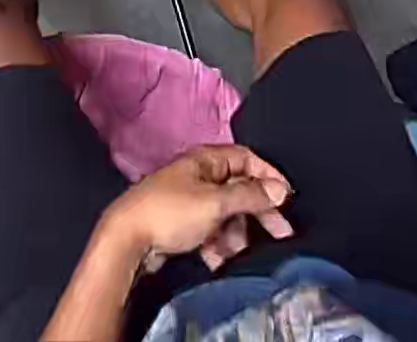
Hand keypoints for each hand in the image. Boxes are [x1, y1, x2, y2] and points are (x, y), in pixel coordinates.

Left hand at [99, 145, 294, 271]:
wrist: (129, 238)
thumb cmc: (172, 212)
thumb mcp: (215, 203)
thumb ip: (249, 195)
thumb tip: (279, 188)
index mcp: (206, 159)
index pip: (246, 158)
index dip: (268, 175)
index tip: (287, 197)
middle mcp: (200, 174)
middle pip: (239, 188)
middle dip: (257, 211)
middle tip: (280, 233)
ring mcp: (191, 198)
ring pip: (227, 213)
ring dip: (234, 233)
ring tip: (229, 250)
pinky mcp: (184, 222)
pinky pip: (212, 230)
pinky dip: (217, 243)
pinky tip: (214, 258)